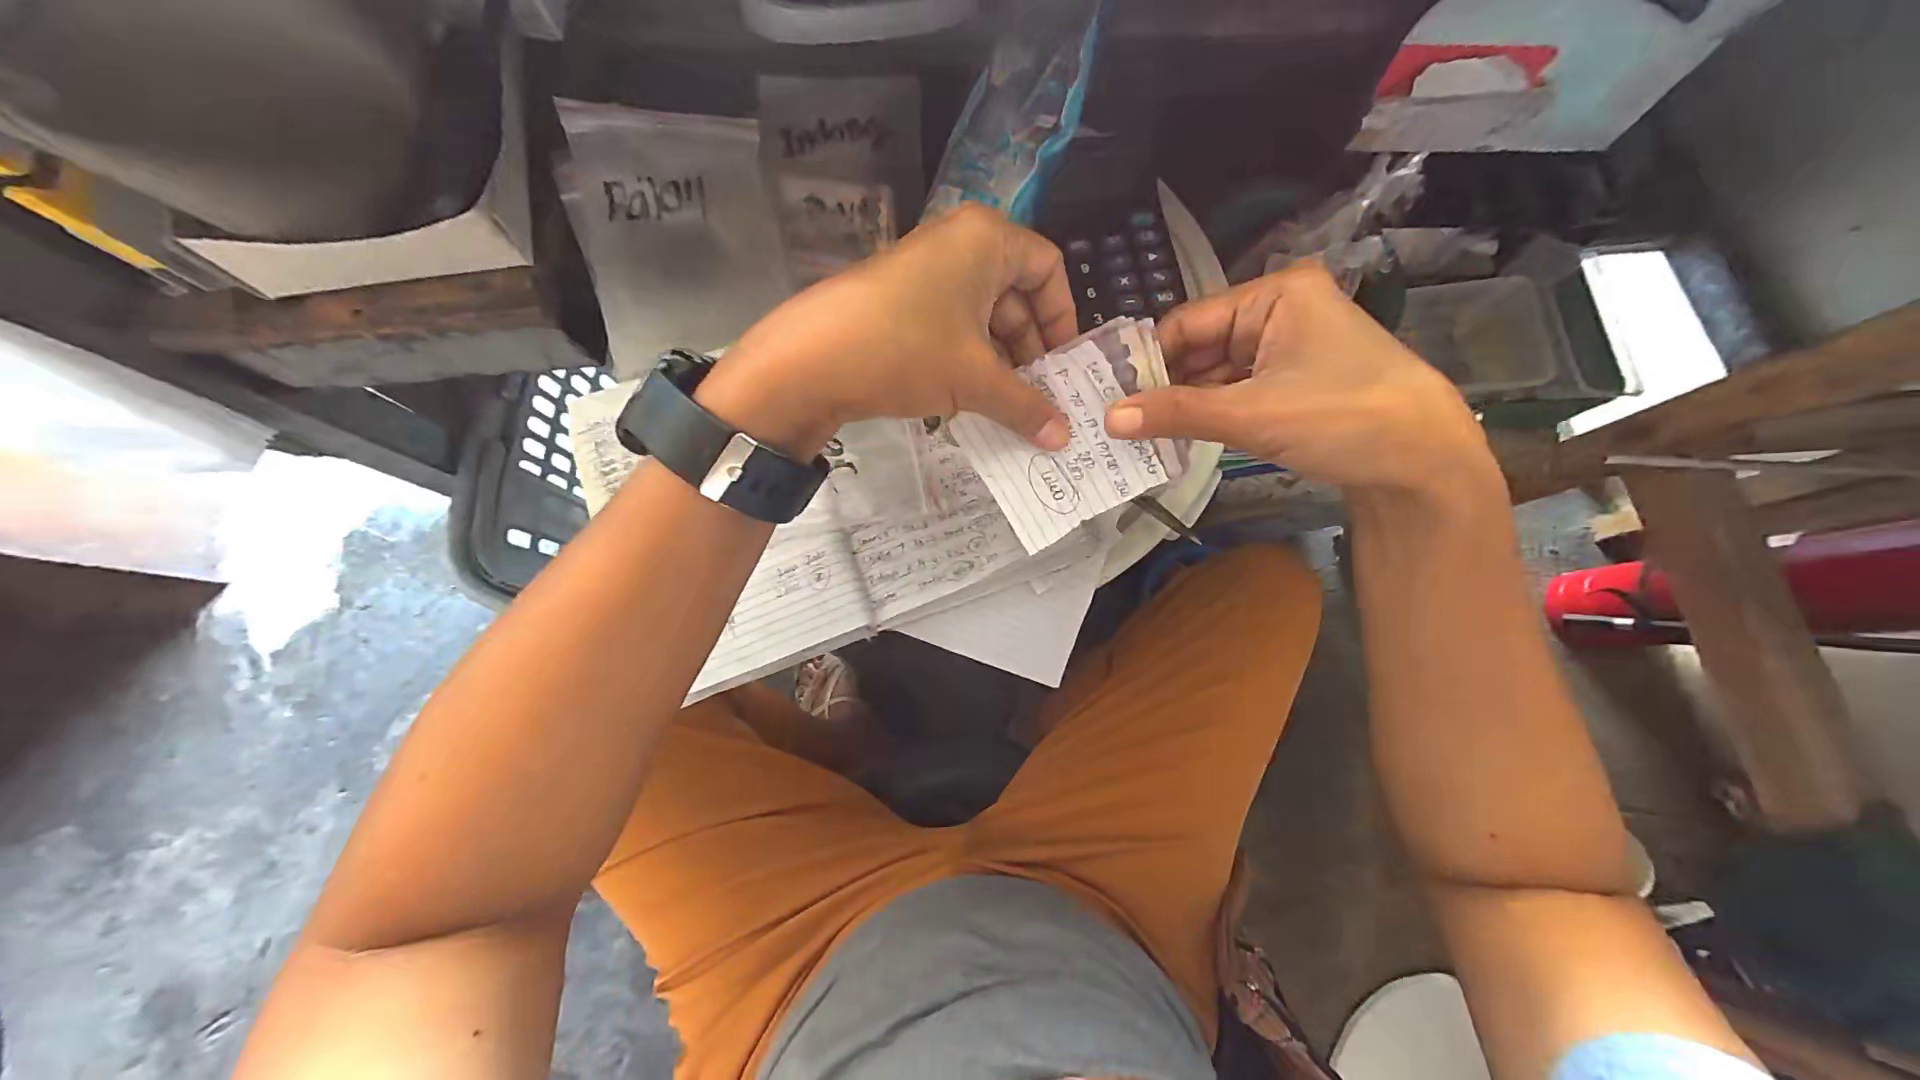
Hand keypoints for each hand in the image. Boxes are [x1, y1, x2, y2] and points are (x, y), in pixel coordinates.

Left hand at [696, 204, 1077, 456]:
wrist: (810, 361)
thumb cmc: (907, 351)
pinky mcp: (901, 301)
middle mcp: (958, 244)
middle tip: (1039, 397)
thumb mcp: (975, 379)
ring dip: (1000, 362)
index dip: (1063, 318)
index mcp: (986, 239)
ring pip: (982, 316)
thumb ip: (1026, 405)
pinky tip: (972, 400)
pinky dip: (968, 360)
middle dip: (1030, 349)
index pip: (1048, 267)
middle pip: (1016, 294)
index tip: (1063, 365)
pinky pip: (951, 326)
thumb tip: (1064, 438)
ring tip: (1008, 407)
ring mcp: (925, 272)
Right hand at [1103, 260, 1499, 497]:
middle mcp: (1280, 312)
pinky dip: (1211, 412)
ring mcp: (1289, 347)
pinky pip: (1237, 389)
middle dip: (1165, 384)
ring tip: (1139, 432)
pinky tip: (1180, 435)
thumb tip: (1109, 418)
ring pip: (1216, 372)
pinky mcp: (1294, 379)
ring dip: (1185, 402)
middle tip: (1119, 419)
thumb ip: (1176, 413)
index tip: (1110, 395)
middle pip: (1201, 346)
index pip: (1189, 321)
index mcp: (1275, 295)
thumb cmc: (1343, 419)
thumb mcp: (1251, 415)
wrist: (1425, 463)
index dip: (1149, 359)